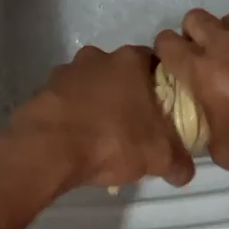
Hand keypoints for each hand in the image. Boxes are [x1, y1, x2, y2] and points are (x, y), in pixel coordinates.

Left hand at [2, 45, 195, 191]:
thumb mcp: (158, 156)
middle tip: (133, 125)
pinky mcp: (42, 90)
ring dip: (96, 103)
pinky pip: (65, 101)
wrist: (48, 148)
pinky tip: (74, 140)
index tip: (162, 108)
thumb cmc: (112, 139)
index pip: (155, 63)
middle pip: (120, 72)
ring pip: (90, 84)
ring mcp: (67, 71)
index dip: (161, 84)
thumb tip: (185, 171)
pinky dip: (71, 115)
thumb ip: (179, 162)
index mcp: (131, 61)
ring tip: (100, 136)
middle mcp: (99, 57)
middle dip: (127, 94)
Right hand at [153, 10, 228, 176]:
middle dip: (191, 36)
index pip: (167, 43)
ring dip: (223, 37)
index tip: (173, 68)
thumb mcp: (224, 151)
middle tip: (202, 61)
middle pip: (193, 18)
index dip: (165, 53)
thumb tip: (202, 125)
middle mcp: (225, 44)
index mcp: (204, 70)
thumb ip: (203, 130)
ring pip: (226, 21)